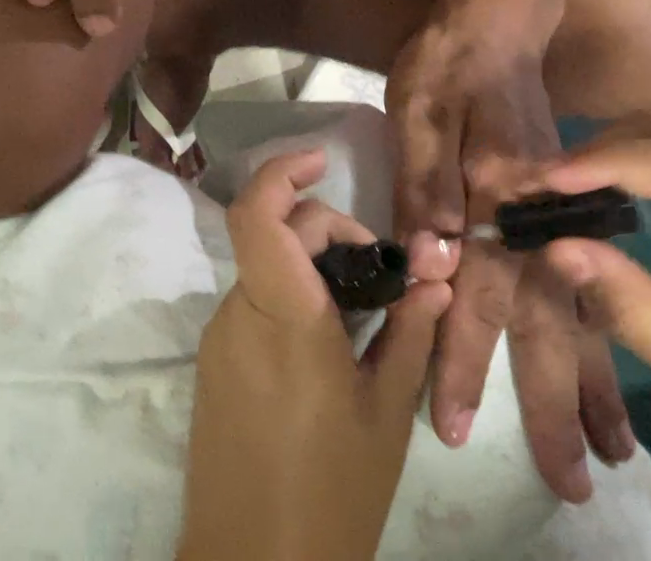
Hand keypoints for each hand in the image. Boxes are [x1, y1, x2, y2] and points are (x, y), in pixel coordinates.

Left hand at [180, 150, 452, 560]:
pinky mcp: (214, 365)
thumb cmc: (332, 490)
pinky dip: (293, 301)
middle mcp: (238, 315)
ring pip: (266, 271)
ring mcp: (219, 340)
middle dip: (328, 232)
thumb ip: (411, 330)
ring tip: (368, 315)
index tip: (322, 160)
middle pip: (274, 238)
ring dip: (313, 269)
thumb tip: (436, 270)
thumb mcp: (387, 411)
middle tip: (384, 273)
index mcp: (282, 316)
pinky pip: (254, 308)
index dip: (282, 172)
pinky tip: (334, 345)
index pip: (258, 214)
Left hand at [388, 17, 632, 499]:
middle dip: (549, 404)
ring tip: (612, 450)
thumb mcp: (416, 116)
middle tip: (570, 482)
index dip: (460, 365)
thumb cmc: (446, 65)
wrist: (500, 19)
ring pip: (580, 310)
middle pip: (544, 323)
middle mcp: (537, 220)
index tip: (453, 430)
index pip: (475, 300)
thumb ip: (425, 188)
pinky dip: (602, 330)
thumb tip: (433, 267)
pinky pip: (588, 280)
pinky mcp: (568, 205)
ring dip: (592, 382)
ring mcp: (560, 214)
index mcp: (494, 203)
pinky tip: (615, 365)